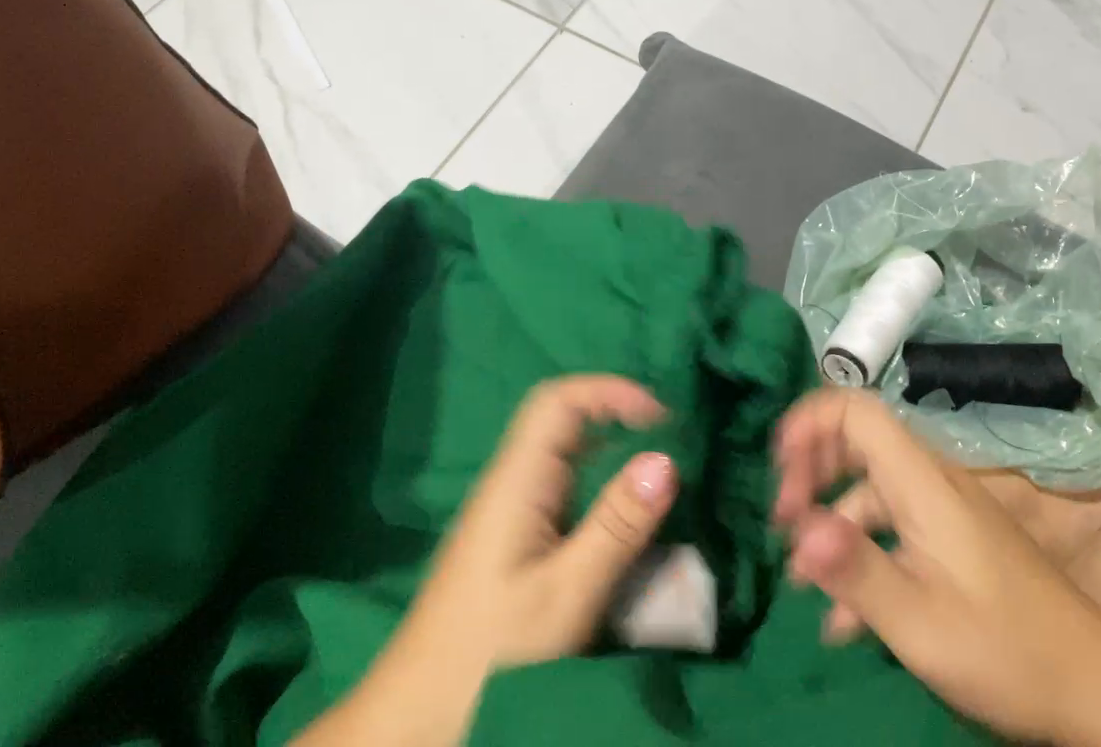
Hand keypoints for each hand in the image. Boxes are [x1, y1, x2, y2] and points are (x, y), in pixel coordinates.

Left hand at [420, 373, 680, 667]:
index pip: (558, 401)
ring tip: (668, 479)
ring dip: (617, 460)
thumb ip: (616, 525)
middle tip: (677, 446)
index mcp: (517, 481)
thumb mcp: (567, 590)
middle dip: (622, 423)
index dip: (610, 391)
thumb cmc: (495, 648)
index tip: (663, 417)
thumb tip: (665, 460)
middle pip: (565, 426)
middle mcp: (512, 485)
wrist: (423, 710)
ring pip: (569, 462)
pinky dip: (605, 493)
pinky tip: (633, 522)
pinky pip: (567, 495)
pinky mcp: (517, 542)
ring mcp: (512, 514)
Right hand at [773, 387, 1094, 741]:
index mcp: (924, 484)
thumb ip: (855, 569)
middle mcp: (932, 484)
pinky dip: (861, 559)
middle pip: (856, 445)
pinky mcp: (952, 544)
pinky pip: (892, 532)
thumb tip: (798, 529)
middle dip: (809, 476)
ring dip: (829, 529)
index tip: (776, 470)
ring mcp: (944, 514)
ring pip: (869, 496)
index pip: (857, 411)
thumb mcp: (919, 621)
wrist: (1097, 692)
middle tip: (781, 527)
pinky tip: (844, 619)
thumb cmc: (1006, 651)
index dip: (809, 423)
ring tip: (799, 582)